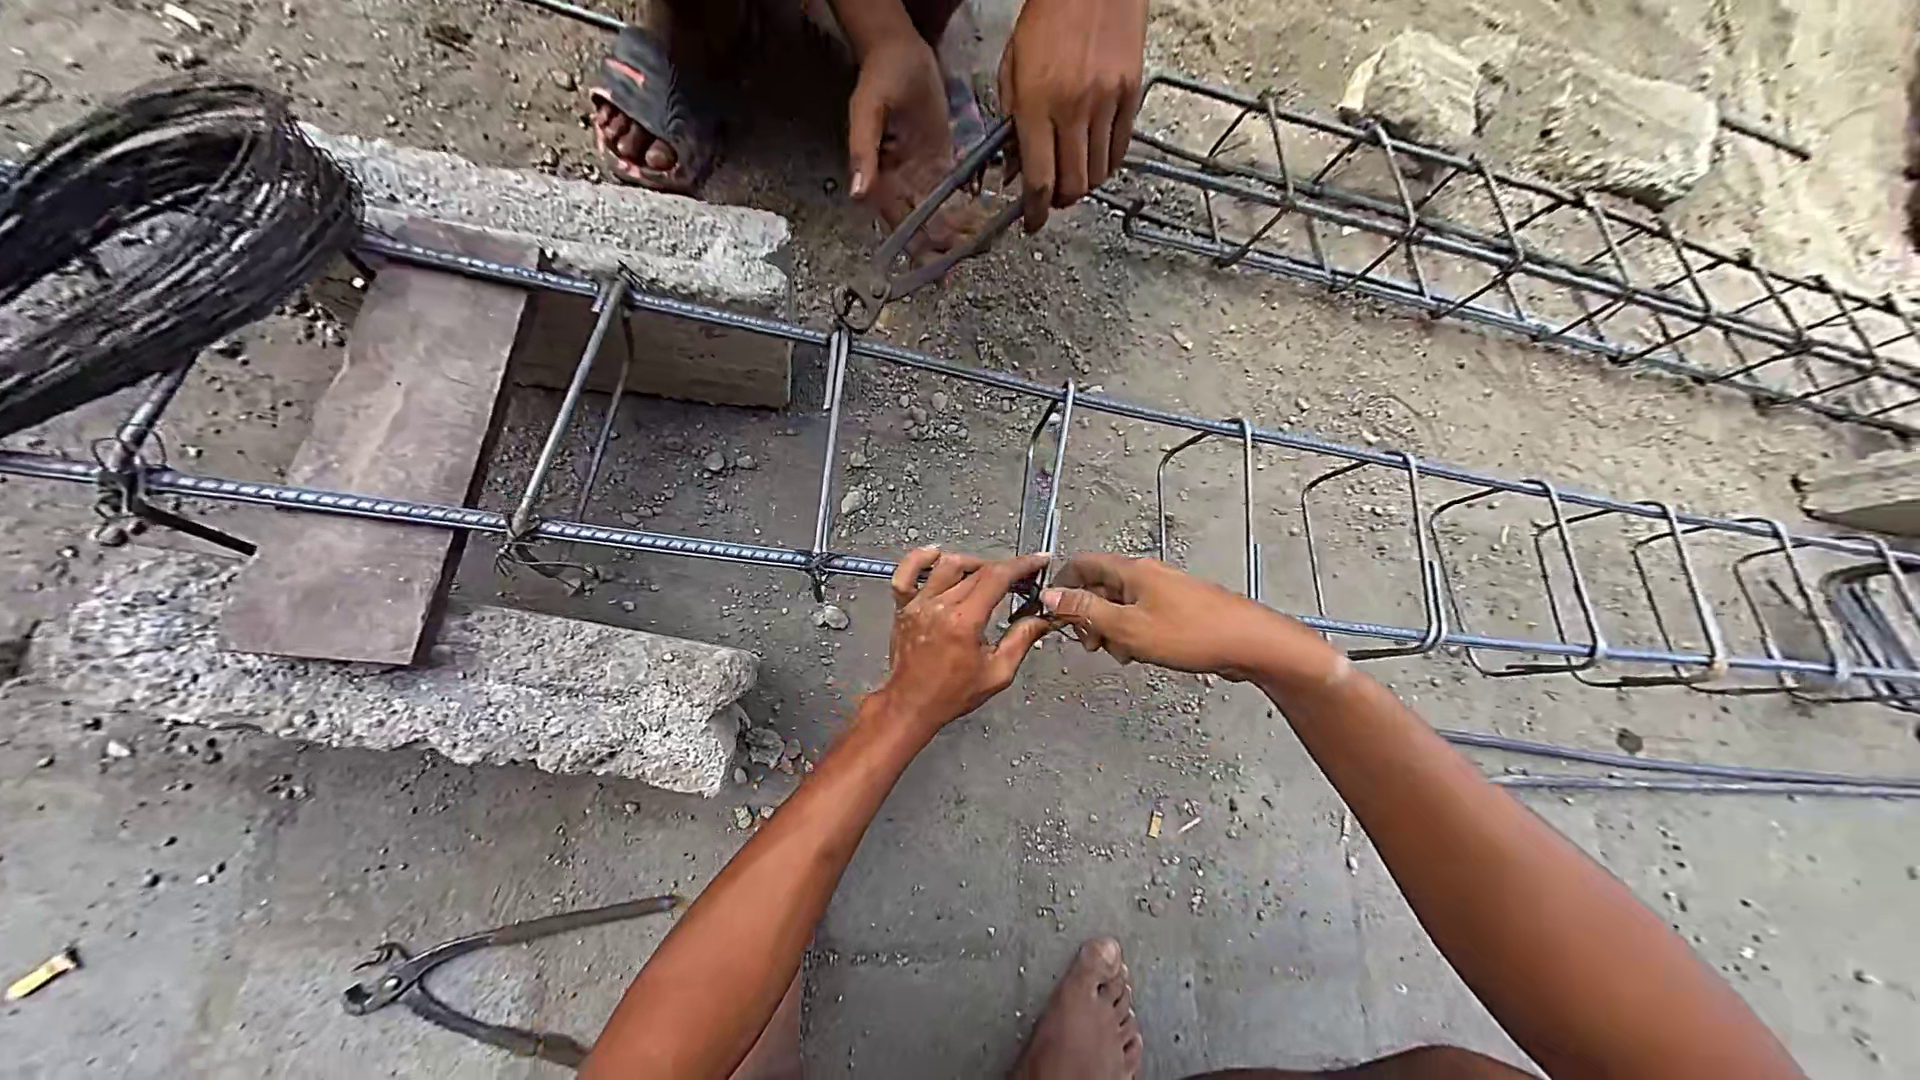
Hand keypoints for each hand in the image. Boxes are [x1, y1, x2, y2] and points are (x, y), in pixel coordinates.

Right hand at [848, 34, 970, 254]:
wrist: (900, 50)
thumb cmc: (879, 76)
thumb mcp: (867, 111)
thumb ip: (862, 152)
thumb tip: (857, 194)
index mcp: (880, 183)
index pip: (900, 227)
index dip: (919, 249)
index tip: (938, 268)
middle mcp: (899, 188)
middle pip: (922, 229)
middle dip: (944, 248)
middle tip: (968, 259)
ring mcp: (919, 179)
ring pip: (939, 218)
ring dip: (958, 234)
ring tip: (980, 245)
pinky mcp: (937, 166)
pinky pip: (952, 198)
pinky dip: (965, 212)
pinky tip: (982, 223)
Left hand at [872, 548, 1053, 733]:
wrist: (911, 703)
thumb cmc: (951, 693)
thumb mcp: (997, 672)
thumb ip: (1021, 640)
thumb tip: (1041, 619)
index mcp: (964, 622)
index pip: (997, 578)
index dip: (1021, 565)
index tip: (1037, 561)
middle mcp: (939, 606)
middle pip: (977, 571)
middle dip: (1004, 569)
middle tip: (1019, 578)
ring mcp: (918, 604)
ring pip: (948, 565)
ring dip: (973, 564)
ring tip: (987, 575)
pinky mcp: (904, 607)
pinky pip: (906, 573)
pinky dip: (920, 559)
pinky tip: (936, 555)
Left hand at [998, 0, 1146, 231]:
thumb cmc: (1046, 19)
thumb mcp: (1012, 70)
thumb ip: (1011, 125)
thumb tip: (1015, 171)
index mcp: (1037, 104)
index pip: (1039, 179)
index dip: (1035, 211)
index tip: (1032, 223)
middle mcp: (1074, 109)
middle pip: (1072, 185)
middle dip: (1059, 201)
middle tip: (1051, 198)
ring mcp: (1106, 103)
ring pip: (1097, 175)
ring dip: (1083, 185)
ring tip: (1072, 174)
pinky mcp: (1131, 95)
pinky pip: (1119, 151)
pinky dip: (1105, 164)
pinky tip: (1093, 157)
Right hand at [1040, 554, 1345, 685]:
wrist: (1250, 644)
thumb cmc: (1193, 634)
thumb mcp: (1126, 627)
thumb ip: (1084, 610)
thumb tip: (1050, 595)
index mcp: (1130, 571)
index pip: (1080, 564)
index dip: (1062, 586)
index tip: (1056, 613)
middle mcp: (1145, 574)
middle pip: (1098, 587)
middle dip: (1088, 615)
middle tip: (1093, 642)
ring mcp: (1162, 590)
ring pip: (1119, 605)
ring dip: (1111, 629)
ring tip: (1124, 651)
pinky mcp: (1176, 608)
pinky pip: (1140, 616)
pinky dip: (1133, 633)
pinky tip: (1143, 652)